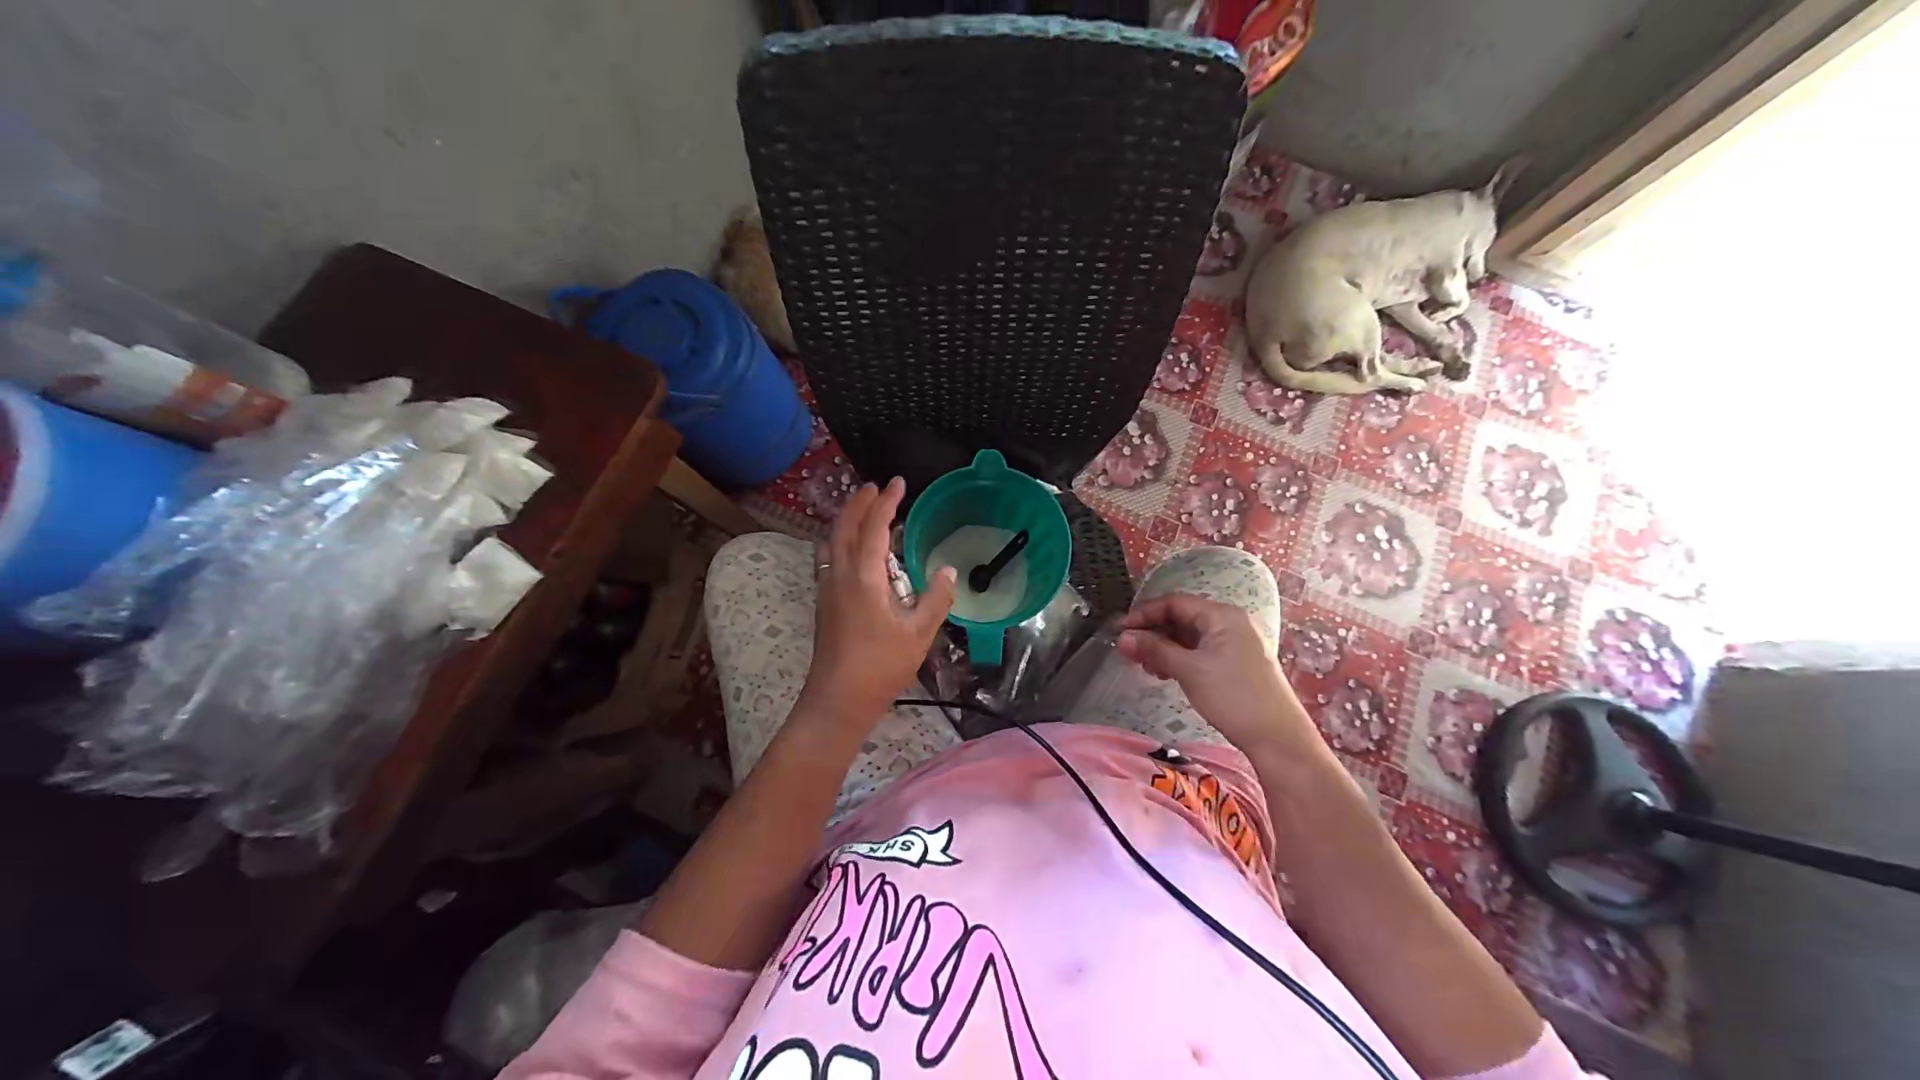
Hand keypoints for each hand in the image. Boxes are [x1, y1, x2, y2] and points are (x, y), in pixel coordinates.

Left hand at [801, 477, 957, 727]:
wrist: (838, 700)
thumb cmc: (880, 666)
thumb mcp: (918, 634)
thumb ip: (936, 599)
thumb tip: (948, 571)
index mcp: (863, 577)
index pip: (874, 527)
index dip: (886, 502)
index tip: (897, 483)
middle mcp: (840, 575)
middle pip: (845, 526)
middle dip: (859, 503)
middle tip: (875, 487)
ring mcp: (827, 588)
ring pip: (832, 541)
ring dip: (847, 520)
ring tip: (863, 512)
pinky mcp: (824, 602)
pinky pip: (829, 557)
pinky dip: (841, 541)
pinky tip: (852, 552)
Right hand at [1118, 593, 1323, 758]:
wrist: (1278, 738)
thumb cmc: (1234, 697)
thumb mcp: (1189, 670)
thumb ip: (1154, 650)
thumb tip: (1122, 637)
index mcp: (1221, 615)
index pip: (1174, 603)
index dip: (1143, 614)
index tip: (1119, 630)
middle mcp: (1229, 622)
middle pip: (1181, 617)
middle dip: (1152, 632)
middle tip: (1128, 651)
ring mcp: (1233, 643)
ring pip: (1188, 636)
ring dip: (1163, 647)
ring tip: (1145, 666)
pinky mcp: (1234, 663)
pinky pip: (1198, 651)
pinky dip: (1178, 658)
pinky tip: (1165, 673)